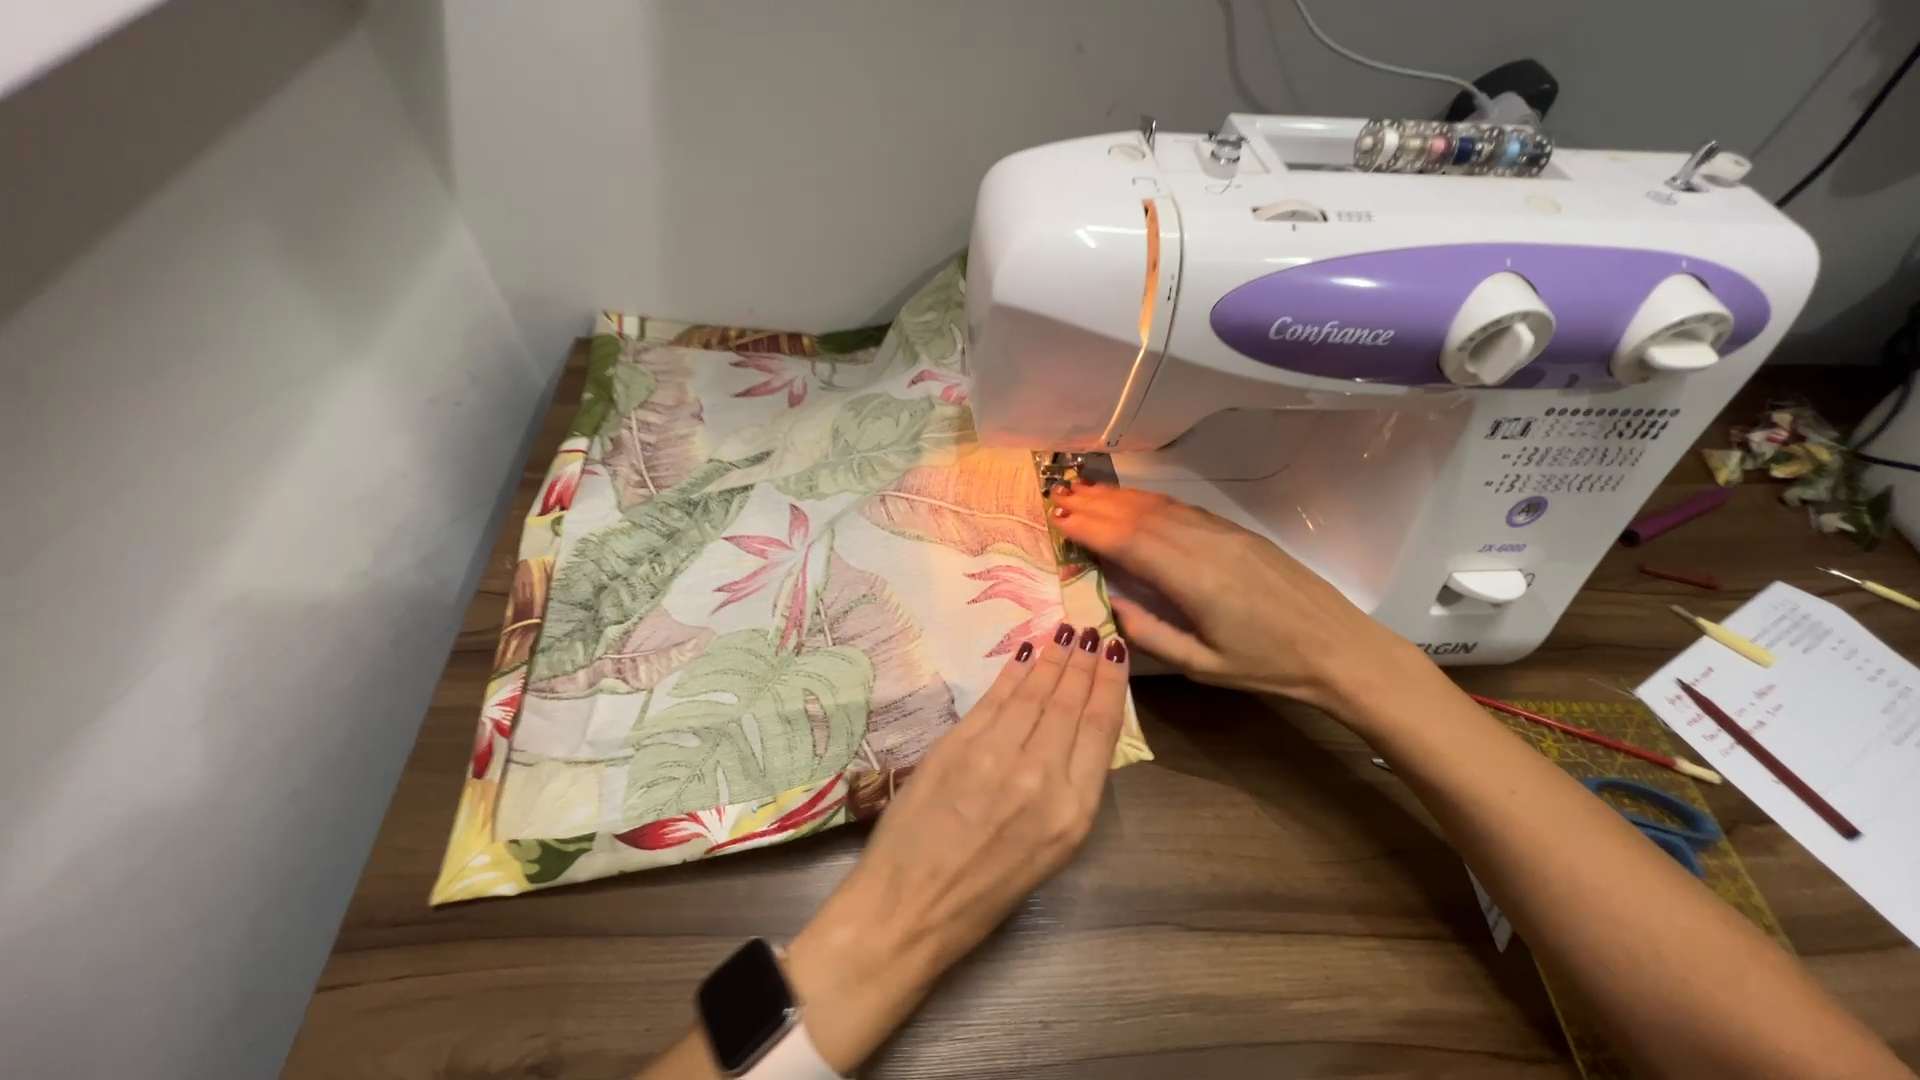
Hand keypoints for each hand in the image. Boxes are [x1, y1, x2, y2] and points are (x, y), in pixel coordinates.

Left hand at [781, 621, 1130, 1071]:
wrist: (909, 908)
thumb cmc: (983, 895)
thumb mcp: (1048, 853)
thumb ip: (1066, 793)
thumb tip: (1072, 735)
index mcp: (1073, 813)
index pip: (1100, 729)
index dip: (1109, 685)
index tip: (1116, 653)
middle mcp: (1042, 778)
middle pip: (1069, 705)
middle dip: (1083, 663)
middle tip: (1092, 631)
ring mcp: (997, 758)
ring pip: (1034, 695)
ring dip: (1053, 660)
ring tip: (1067, 633)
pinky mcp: (956, 746)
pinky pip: (995, 700)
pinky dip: (1013, 673)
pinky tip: (1026, 654)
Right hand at [1048, 482, 1424, 711]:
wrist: (1341, 650)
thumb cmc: (1270, 667)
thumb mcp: (1203, 666)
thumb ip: (1149, 634)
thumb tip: (1108, 605)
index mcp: (1195, 581)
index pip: (1130, 543)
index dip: (1090, 527)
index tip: (1058, 518)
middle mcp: (1207, 546)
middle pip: (1141, 516)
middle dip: (1096, 505)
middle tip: (1058, 496)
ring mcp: (1226, 534)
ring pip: (1162, 507)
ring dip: (1120, 498)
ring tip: (1084, 492)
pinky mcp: (1240, 533)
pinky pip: (1184, 510)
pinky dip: (1150, 502)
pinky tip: (1133, 502)